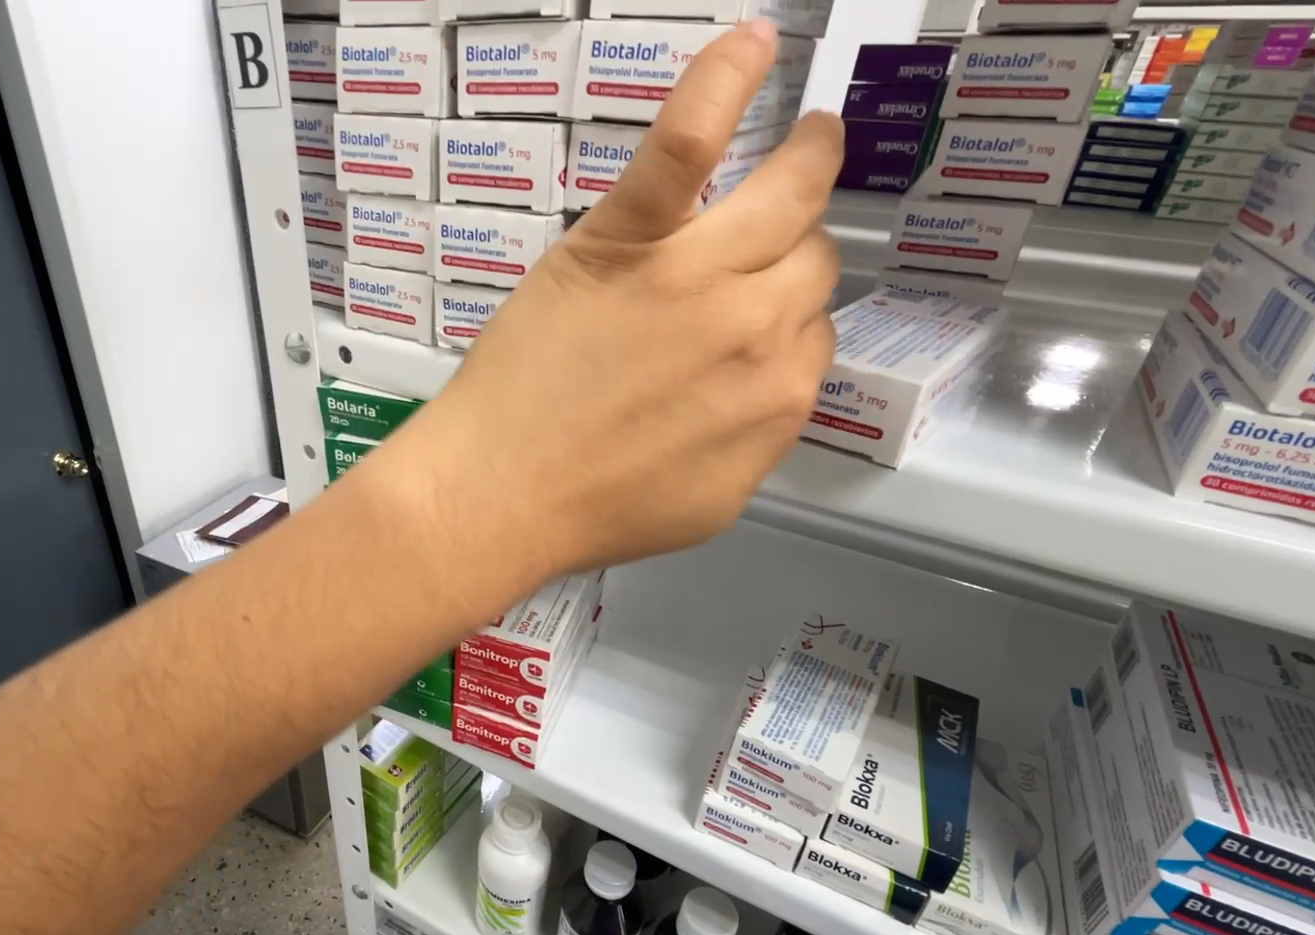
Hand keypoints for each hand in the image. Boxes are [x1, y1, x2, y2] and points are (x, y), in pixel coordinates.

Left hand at [373, 20, 844, 591]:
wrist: (501, 494)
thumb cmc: (592, 508)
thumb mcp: (707, 497)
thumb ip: (756, 435)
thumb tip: (769, 394)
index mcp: (779, 394)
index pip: (814, 328)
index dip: (786, 319)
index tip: (758, 316)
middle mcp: (756, 327)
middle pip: (812, 257)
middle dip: (795, 250)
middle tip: (774, 235)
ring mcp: (692, 275)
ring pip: (788, 194)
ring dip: (808, 159)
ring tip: (810, 138)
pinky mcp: (625, 240)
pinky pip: (685, 145)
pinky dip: (721, 85)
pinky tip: (753, 44)